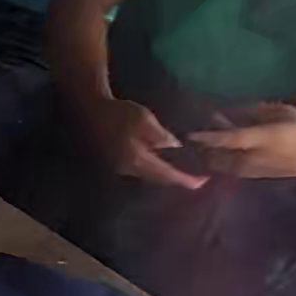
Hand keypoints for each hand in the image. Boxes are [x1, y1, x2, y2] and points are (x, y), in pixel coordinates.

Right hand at [83, 96, 206, 190]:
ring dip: (166, 176)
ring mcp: (122, 168)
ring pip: (149, 177)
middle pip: (157, 179)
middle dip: (177, 180)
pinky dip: (156, 171)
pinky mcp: (119, 164)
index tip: (201, 182)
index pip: (164, 173)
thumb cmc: (118, 114)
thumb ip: (159, 136)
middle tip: (197, 180)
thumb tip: (175, 147)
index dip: (183, 179)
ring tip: (184, 174)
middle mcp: (128, 169)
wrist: (93, 113)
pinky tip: (165, 166)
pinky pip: (142, 172)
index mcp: (136, 159)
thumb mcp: (144, 119)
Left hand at [188, 102, 295, 178]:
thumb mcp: (281, 112)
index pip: (230, 139)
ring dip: (205, 156)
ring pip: (218, 165)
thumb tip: (223, 111)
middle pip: (217, 155)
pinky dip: (214, 162)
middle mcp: (254, 157)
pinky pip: (224, 170)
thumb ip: (252, 112)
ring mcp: (250, 170)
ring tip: (194, 147)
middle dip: (201, 149)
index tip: (190, 134)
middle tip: (186, 140)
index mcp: (264, 138)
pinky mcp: (248, 177)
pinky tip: (207, 154)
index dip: (209, 137)